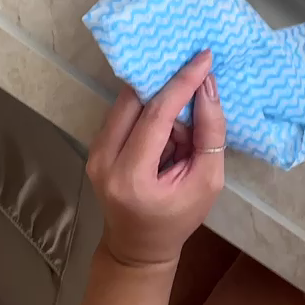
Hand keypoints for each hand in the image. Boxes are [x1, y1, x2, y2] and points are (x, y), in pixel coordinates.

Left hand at [86, 50, 225, 268]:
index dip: (182, 83)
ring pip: (127, 102)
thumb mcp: (208, 182)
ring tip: (180, 127)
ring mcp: (93, 152)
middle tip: (195, 91)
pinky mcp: (94, 146)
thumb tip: (207, 86)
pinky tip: (166, 132)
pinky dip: (148, 111)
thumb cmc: (178, 218)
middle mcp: (103, 160)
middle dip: (168, 90)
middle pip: (135, 100)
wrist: (138, 247)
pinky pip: (123, 112)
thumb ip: (210, 133)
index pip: (156, 115)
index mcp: (131, 177)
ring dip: (158, 103)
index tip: (204, 58)